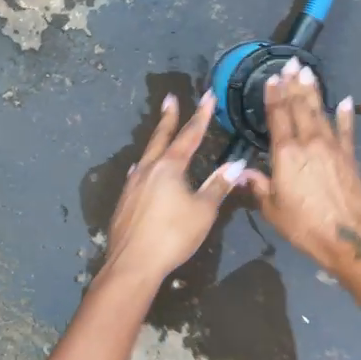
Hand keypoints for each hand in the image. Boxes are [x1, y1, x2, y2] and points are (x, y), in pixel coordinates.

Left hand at [102, 91, 245, 284]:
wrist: (133, 263)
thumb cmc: (173, 235)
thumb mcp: (203, 211)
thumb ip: (218, 186)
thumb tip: (235, 164)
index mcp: (169, 167)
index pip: (189, 135)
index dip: (200, 116)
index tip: (207, 97)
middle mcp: (148, 169)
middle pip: (160, 138)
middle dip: (168, 118)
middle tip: (169, 99)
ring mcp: (133, 185)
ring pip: (147, 155)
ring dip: (156, 142)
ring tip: (160, 133)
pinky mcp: (125, 202)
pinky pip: (138, 175)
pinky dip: (145, 166)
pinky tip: (141, 172)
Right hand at [245, 61, 360, 270]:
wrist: (347, 237)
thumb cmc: (304, 225)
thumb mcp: (273, 209)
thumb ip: (258, 186)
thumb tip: (241, 172)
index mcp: (286, 153)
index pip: (278, 116)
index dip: (274, 95)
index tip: (272, 77)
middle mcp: (308, 142)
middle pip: (299, 107)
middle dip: (294, 84)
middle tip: (291, 63)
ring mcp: (331, 147)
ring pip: (319, 112)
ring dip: (313, 91)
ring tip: (308, 72)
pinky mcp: (349, 156)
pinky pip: (346, 130)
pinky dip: (345, 115)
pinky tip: (346, 101)